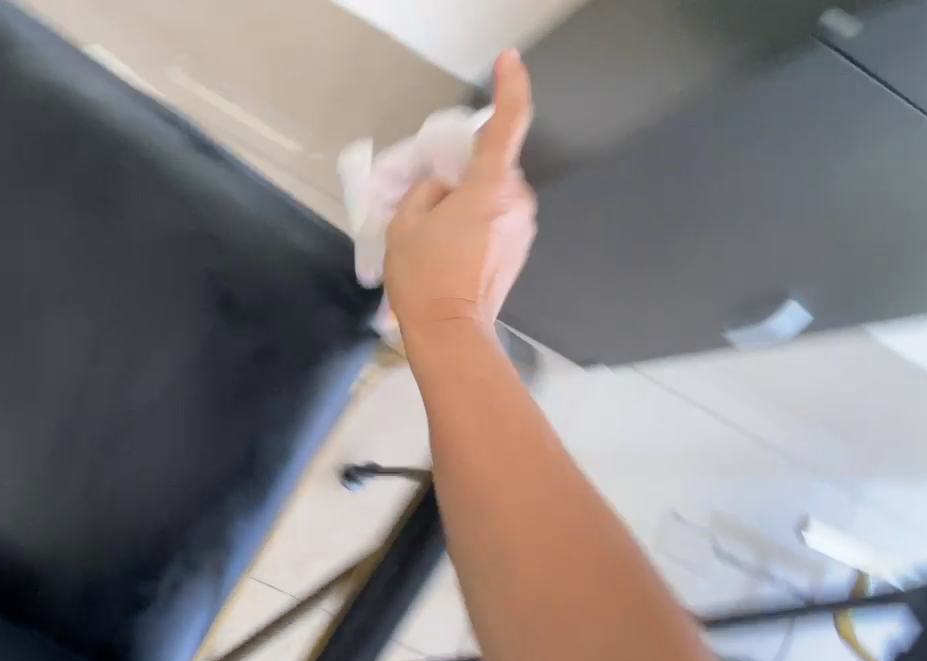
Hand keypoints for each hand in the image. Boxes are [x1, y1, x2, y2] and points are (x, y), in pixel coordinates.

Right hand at [384, 49, 536, 334]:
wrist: (450, 332)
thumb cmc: (424, 277)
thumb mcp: (405, 226)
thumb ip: (423, 192)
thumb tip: (439, 187)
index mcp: (490, 185)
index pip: (508, 122)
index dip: (510, 86)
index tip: (508, 62)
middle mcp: (516, 201)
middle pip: (491, 170)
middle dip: (464, 175)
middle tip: (429, 199)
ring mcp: (521, 229)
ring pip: (491, 199)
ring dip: (466, 206)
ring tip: (433, 238)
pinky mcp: (517, 253)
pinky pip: (494, 224)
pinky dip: (473, 228)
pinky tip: (448, 254)